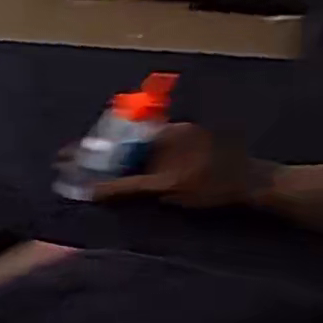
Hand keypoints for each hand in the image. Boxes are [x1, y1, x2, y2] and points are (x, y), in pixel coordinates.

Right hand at [85, 123, 258, 207]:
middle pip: (125, 142)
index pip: (118, 139)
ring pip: (137, 150)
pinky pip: (151, 155)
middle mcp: (173, 130)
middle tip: (70, 165)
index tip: (64, 155)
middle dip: (98, 154)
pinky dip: (133, 165)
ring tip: (89, 174)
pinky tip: (121, 178)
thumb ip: (126, 189)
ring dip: (114, 162)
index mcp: (166, 133)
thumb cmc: (213, 184)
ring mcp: (182, 139)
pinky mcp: (189, 150)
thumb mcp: (165, 188)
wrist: (257, 185)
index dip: (91, 149)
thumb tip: (90, 192)